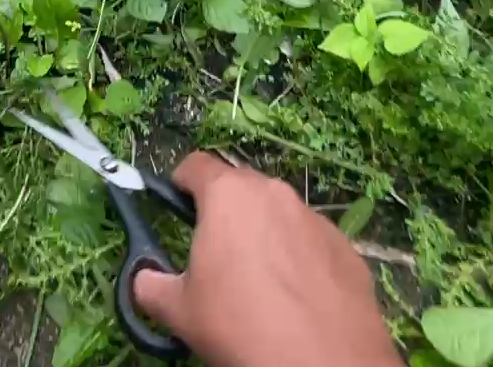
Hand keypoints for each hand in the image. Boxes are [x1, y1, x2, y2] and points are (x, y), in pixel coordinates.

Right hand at [131, 153, 402, 366]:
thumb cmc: (242, 327)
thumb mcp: (179, 310)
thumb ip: (150, 283)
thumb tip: (143, 280)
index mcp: (227, 194)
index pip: (194, 164)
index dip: (180, 184)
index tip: (178, 211)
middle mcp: (272, 193)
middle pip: (238, 186)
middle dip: (224, 209)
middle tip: (216, 253)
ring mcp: (315, 220)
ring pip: (277, 212)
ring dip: (263, 231)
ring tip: (261, 280)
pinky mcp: (349, 251)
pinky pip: (311, 241)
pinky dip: (300, 258)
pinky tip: (298, 298)